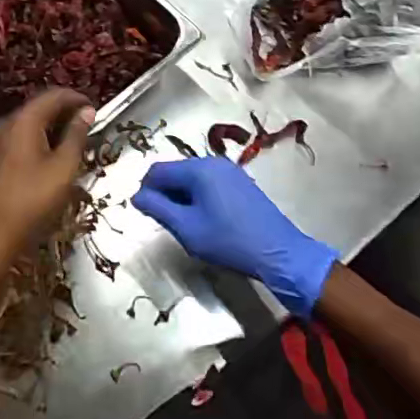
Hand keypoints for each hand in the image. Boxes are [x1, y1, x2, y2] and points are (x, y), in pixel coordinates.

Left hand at [0, 89, 93, 282]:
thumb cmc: (31, 201)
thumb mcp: (63, 169)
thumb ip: (76, 136)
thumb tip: (86, 111)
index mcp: (23, 121)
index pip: (53, 95)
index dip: (76, 97)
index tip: (95, 108)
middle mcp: (5, 124)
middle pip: (38, 107)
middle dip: (63, 111)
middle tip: (86, 125)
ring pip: (27, 123)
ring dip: (50, 127)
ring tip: (71, 142)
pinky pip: (17, 138)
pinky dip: (36, 139)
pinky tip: (47, 157)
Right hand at [132, 158, 337, 318]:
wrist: (282, 255)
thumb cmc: (230, 242)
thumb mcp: (187, 228)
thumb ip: (157, 209)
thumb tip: (137, 197)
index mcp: (198, 168)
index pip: (157, 171)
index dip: (146, 191)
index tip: (146, 213)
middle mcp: (213, 162)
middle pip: (175, 172)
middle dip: (165, 194)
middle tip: (167, 222)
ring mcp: (230, 171)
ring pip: (191, 178)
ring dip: (182, 197)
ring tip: (186, 224)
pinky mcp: (241, 183)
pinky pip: (209, 183)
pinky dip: (199, 198)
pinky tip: (206, 220)